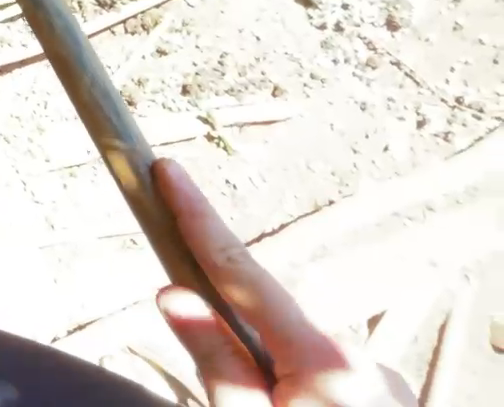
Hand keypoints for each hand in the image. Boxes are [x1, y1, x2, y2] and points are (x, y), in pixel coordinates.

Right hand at [153, 159, 416, 406]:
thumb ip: (214, 362)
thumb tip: (174, 293)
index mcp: (325, 362)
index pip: (238, 270)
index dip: (197, 216)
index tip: (167, 169)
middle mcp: (362, 362)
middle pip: (264, 315)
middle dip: (225, 326)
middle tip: (215, 385)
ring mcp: (382, 386)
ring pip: (290, 350)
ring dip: (262, 368)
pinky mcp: (386, 405)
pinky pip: (318, 376)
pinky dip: (289, 387)